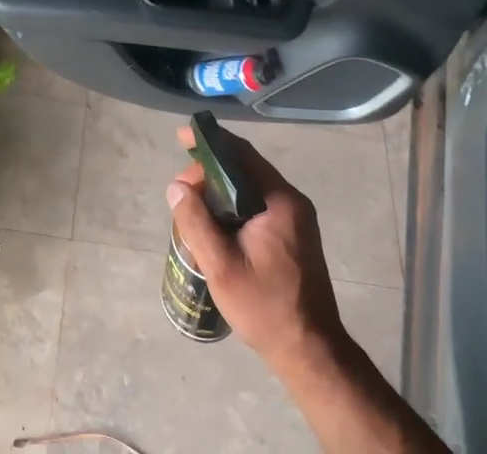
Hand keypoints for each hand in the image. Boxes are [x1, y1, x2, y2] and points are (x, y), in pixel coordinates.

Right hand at [165, 125, 347, 374]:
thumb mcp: (220, 264)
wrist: (309, 349)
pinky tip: (213, 225)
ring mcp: (295, 220)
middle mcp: (292, 203)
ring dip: (220, 192)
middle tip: (180, 192)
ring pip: (250, 190)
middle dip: (209, 172)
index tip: (182, 137)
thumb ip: (196, 221)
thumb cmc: (265, 306)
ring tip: (190, 208)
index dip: (210, 142)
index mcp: (280, 202)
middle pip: (246, 170)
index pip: (242, 155)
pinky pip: (257, 207)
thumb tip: (177, 187)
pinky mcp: (292, 237)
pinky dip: (233, 207)